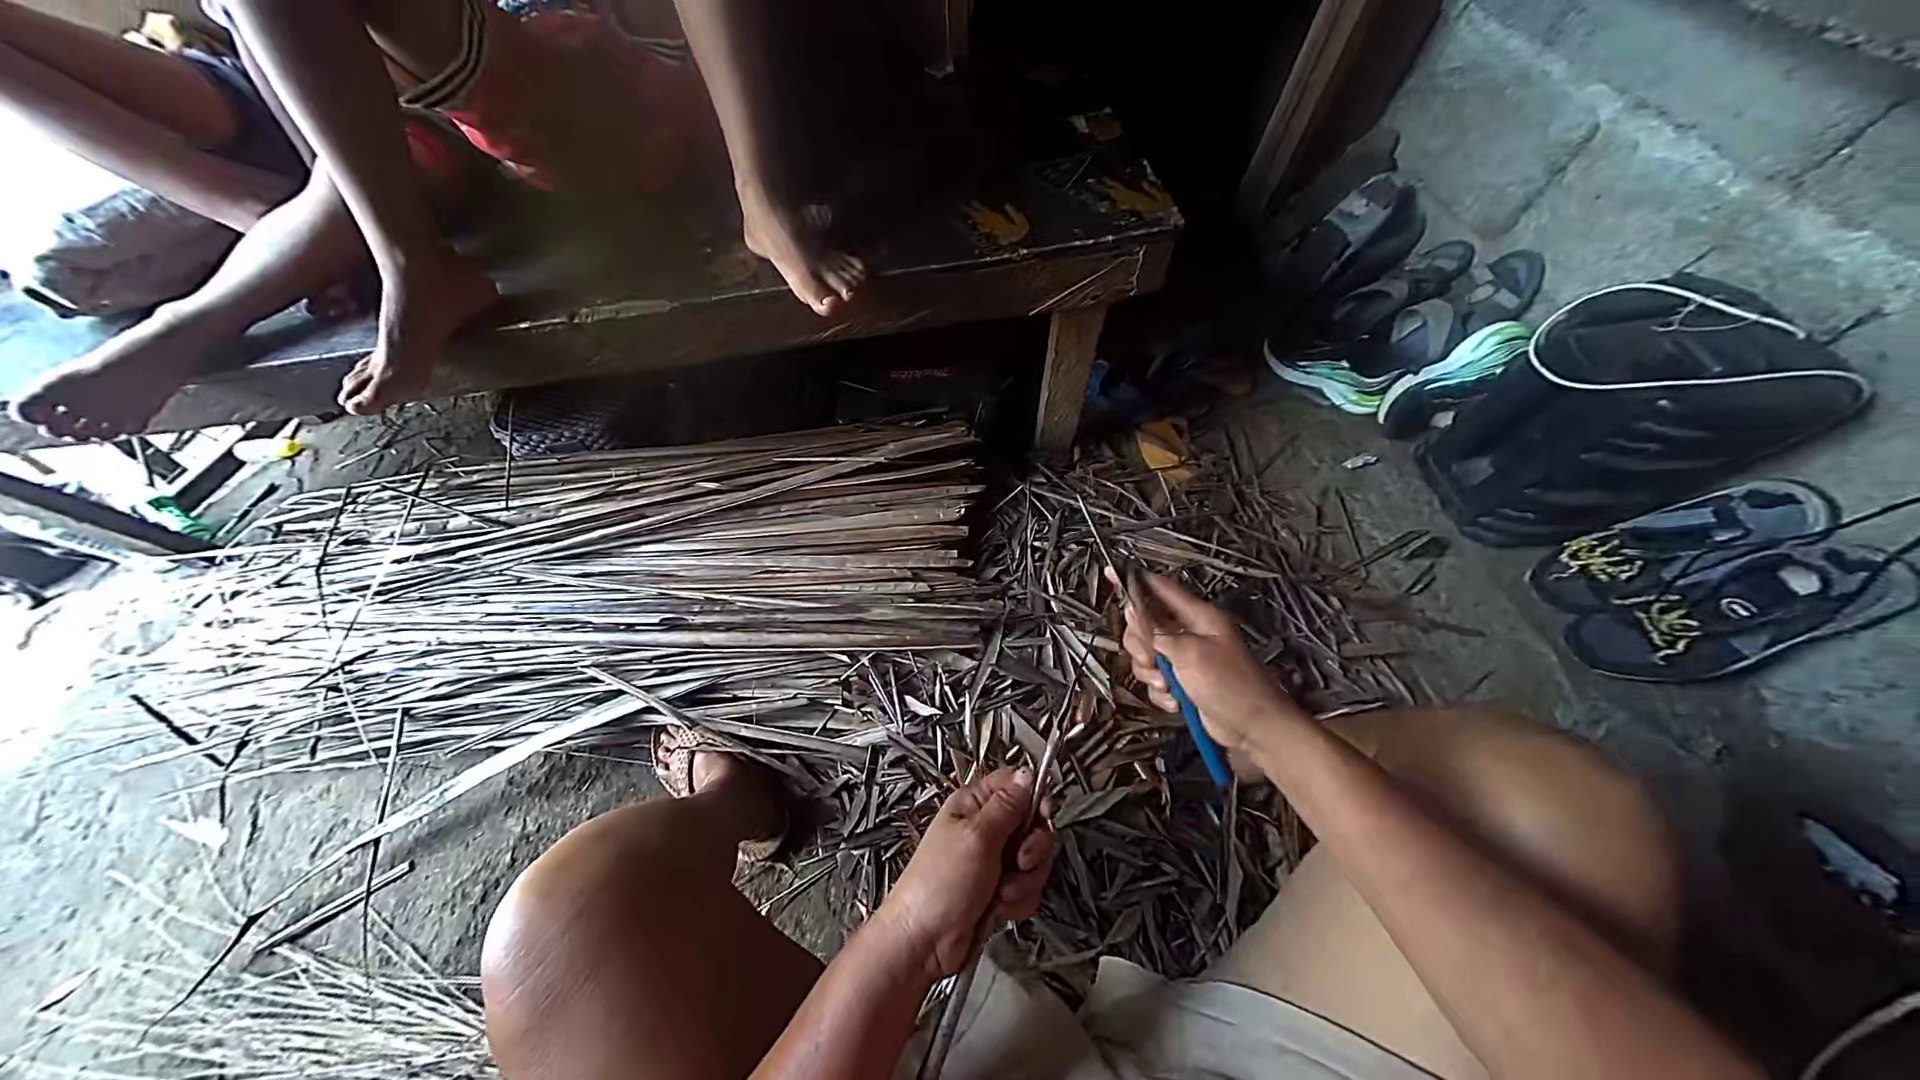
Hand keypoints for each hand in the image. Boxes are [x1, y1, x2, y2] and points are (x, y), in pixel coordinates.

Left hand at [876, 768, 1054, 980]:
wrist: (925, 943)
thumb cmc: (935, 887)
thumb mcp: (976, 836)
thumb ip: (1007, 805)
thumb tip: (1027, 775)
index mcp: (974, 804)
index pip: (1017, 784)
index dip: (1035, 798)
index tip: (1040, 816)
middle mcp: (985, 828)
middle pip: (1033, 824)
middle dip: (1032, 847)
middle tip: (1017, 859)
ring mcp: (994, 860)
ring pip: (1035, 859)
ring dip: (1024, 880)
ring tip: (999, 888)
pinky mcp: (1000, 888)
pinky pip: (1029, 887)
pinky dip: (1019, 899)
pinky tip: (998, 904)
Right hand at [1115, 570, 1306, 753]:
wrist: (1253, 729)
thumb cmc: (1236, 688)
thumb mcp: (1190, 653)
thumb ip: (1157, 632)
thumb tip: (1134, 613)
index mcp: (1198, 617)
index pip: (1160, 589)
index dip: (1136, 581)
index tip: (1113, 574)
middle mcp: (1190, 634)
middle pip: (1145, 625)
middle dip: (1141, 645)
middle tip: (1152, 658)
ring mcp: (1185, 658)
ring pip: (1146, 655)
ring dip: (1151, 674)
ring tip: (1168, 684)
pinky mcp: (1183, 681)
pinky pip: (1155, 679)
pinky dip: (1161, 692)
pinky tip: (1176, 699)